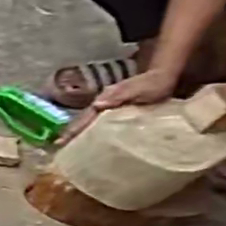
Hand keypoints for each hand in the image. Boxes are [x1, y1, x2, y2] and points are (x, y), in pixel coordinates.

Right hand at [58, 67, 177, 144]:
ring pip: (90, 121)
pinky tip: (91, 142)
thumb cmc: (153, 83)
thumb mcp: (138, 88)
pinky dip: (92, 132)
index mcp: (106, 100)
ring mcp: (109, 107)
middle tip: (59, 148)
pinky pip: (100, 123)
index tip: (61, 141)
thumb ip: (119, 95)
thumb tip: (96, 104)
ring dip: (80, 133)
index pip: (85, 116)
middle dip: (72, 133)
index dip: (74, 128)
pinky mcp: (117, 112)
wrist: (165, 77)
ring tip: (70, 148)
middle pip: (84, 119)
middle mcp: (104, 103)